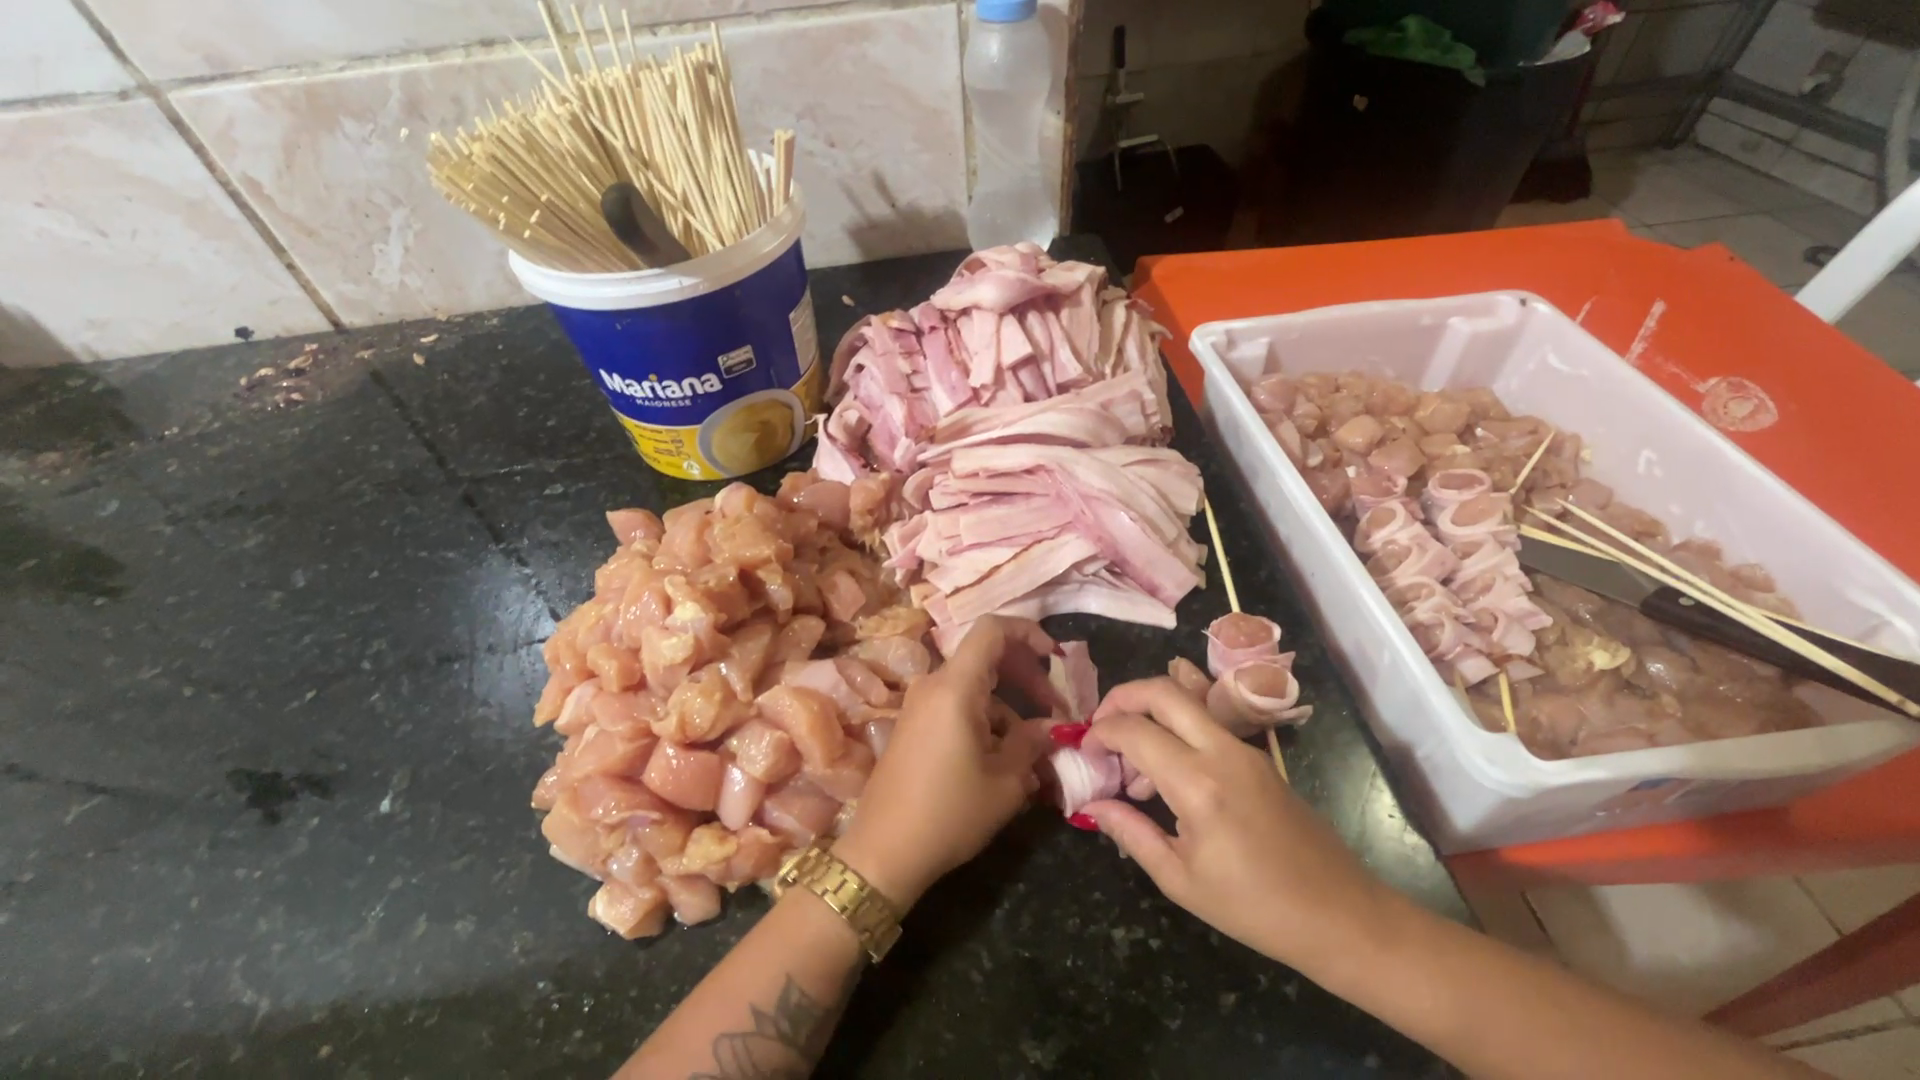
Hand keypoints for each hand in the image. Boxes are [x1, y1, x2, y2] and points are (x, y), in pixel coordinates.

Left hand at [834, 616, 1058, 907]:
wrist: (883, 853)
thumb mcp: (1006, 781)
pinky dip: (986, 722)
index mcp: (955, 686)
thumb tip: (1051, 727)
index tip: (1055, 660)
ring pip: (975, 689)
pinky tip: (1005, 761)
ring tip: (1036, 751)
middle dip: (1027, 678)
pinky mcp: (913, 728)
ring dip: (1010, 708)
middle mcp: (933, 686)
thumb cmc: (949, 813)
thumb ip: (1033, 743)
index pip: (992, 629)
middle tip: (1057, 713)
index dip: (1028, 633)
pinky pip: (957, 708)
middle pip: (986, 658)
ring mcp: (919, 707)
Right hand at [1079, 678, 1389, 967]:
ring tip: (1129, 763)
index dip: (1099, 732)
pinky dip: (1175, 729)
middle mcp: (1222, 751)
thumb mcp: (1180, 879)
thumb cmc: (1254, 907)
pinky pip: (1208, 723)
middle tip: (1098, 727)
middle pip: (1163, 690)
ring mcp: (1246, 750)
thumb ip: (1130, 832)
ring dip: (1150, 713)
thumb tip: (1092, 804)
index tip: (1083, 752)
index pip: (1133, 729)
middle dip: (1121, 697)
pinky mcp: (1259, 758)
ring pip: (1188, 700)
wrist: (1340, 913)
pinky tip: (1164, 773)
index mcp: (1198, 783)